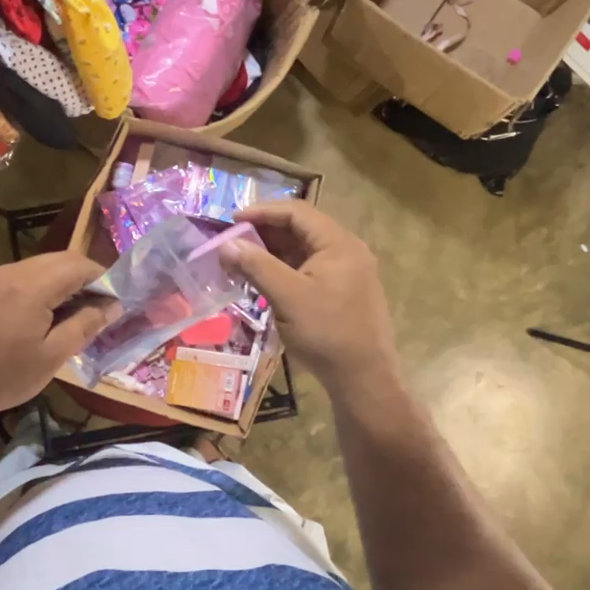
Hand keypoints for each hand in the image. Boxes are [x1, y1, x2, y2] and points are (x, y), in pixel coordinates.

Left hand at [0, 251, 118, 418]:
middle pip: (58, 259)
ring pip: (38, 266)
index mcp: (30, 287)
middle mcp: (9, 271)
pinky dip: (38, 285)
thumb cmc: (5, 377)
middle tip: (99, 304)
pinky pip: (18, 276)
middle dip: (83, 276)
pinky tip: (43, 311)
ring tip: (73, 310)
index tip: (116, 297)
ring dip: (60, 280)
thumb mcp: (53, 356)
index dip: (102, 276)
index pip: (77, 264)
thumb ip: (86, 325)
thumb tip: (113, 306)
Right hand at [223, 201, 400, 388]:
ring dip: (273, 252)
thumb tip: (226, 244)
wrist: (363, 378)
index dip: (262, 212)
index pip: (297, 212)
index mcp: (339, 243)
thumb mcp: (287, 297)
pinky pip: (310, 269)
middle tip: (233, 242)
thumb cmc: (326, 333)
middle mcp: (347, 250)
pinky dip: (285, 269)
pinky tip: (264, 281)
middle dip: (265, 232)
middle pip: (301, 229)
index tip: (232, 220)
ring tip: (242, 261)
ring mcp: (348, 272)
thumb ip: (257, 266)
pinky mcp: (344, 291)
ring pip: (304, 250)